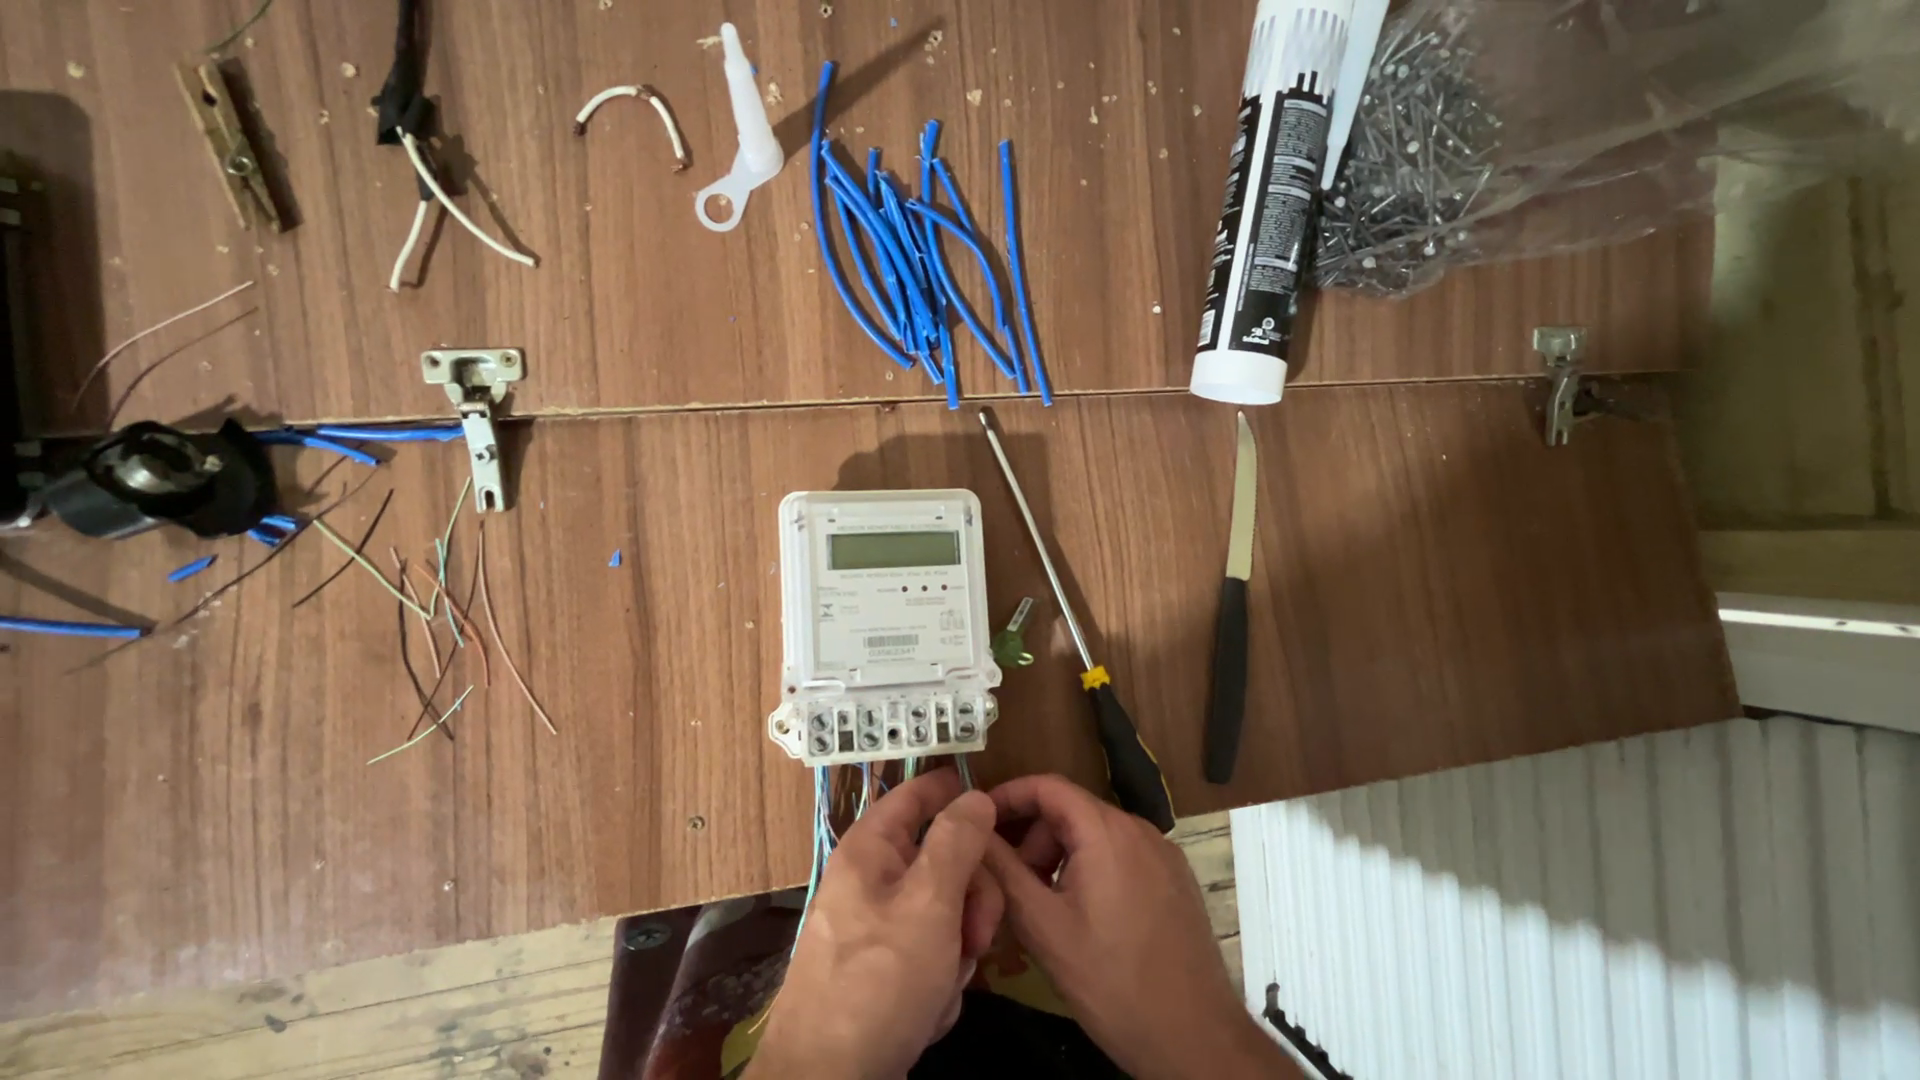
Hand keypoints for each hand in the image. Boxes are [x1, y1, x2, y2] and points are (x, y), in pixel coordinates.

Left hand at [750, 769, 1002, 1079]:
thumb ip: (956, 844)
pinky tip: (929, 1008)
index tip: (988, 797)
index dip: (949, 789)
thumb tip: (975, 795)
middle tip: (978, 932)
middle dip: (969, 897)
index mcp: (870, 852)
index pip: (912, 797)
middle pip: (939, 861)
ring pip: (942, 913)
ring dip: (956, 946)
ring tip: (945, 982)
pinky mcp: (881, 974)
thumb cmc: (879, 981)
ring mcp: (874, 931)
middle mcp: (869, 883)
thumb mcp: (929, 903)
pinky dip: (938, 979)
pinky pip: (928, 956)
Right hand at [982, 774, 1295, 1079]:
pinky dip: (1092, 868)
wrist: (1192, 1035)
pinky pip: (1123, 854)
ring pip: (1097, 834)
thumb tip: (974, 831)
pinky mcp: (1176, 879)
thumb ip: (1003, 870)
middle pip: (1072, 810)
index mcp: (1106, 832)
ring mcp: (1163, 853)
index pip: (1048, 786)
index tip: (979, 821)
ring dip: (1061, 856)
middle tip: (1011, 882)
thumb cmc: (1110, 980)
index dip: (1009, 796)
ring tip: (1043, 905)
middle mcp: (1139, 829)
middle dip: (1034, 837)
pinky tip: (1083, 915)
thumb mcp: (1042, 925)